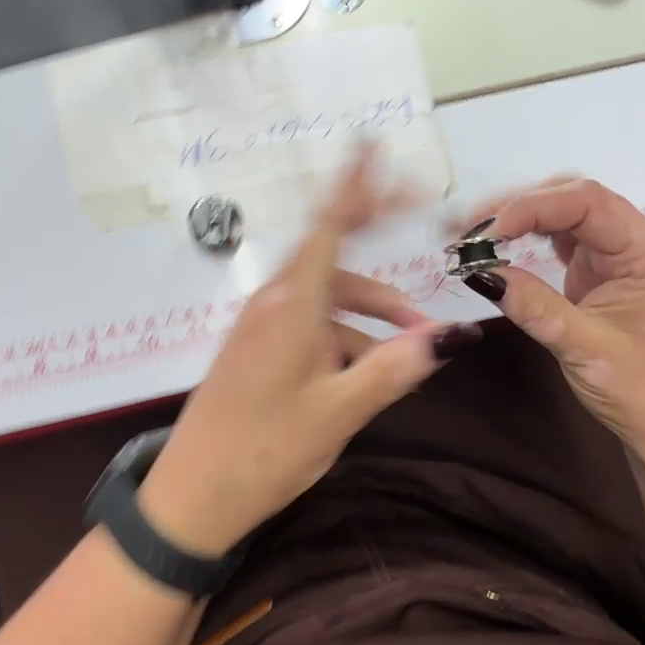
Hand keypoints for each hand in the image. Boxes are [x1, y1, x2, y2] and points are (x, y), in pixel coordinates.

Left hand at [137, 152, 478, 556]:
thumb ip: (395, 369)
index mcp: (291, 307)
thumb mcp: (339, 412)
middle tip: (419, 227)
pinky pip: (309, 327)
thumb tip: (453, 336)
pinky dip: (344, 336)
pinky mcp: (255, 353)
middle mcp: (273, 305)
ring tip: (412, 342)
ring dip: (369, 312)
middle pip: (333, 259)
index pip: (329, 227)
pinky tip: (369, 369)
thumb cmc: (264, 451)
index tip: (374, 147)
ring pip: (326, 299)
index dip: (354, 185)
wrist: (191, 497)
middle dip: (379, 251)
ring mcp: (260, 329)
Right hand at [456, 176, 644, 464]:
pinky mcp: (610, 274)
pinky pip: (571, 242)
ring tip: (479, 235)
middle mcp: (642, 243)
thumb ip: (533, 306)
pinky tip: (505, 245)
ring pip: (571, 217)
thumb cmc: (642, 392)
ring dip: (524, 220)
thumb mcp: (583, 349)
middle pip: (577, 200)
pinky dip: (535, 240)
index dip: (532, 207)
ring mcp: (626, 257)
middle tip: (471, 228)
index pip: (587, 203)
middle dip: (522, 206)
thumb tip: (479, 273)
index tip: (486, 233)